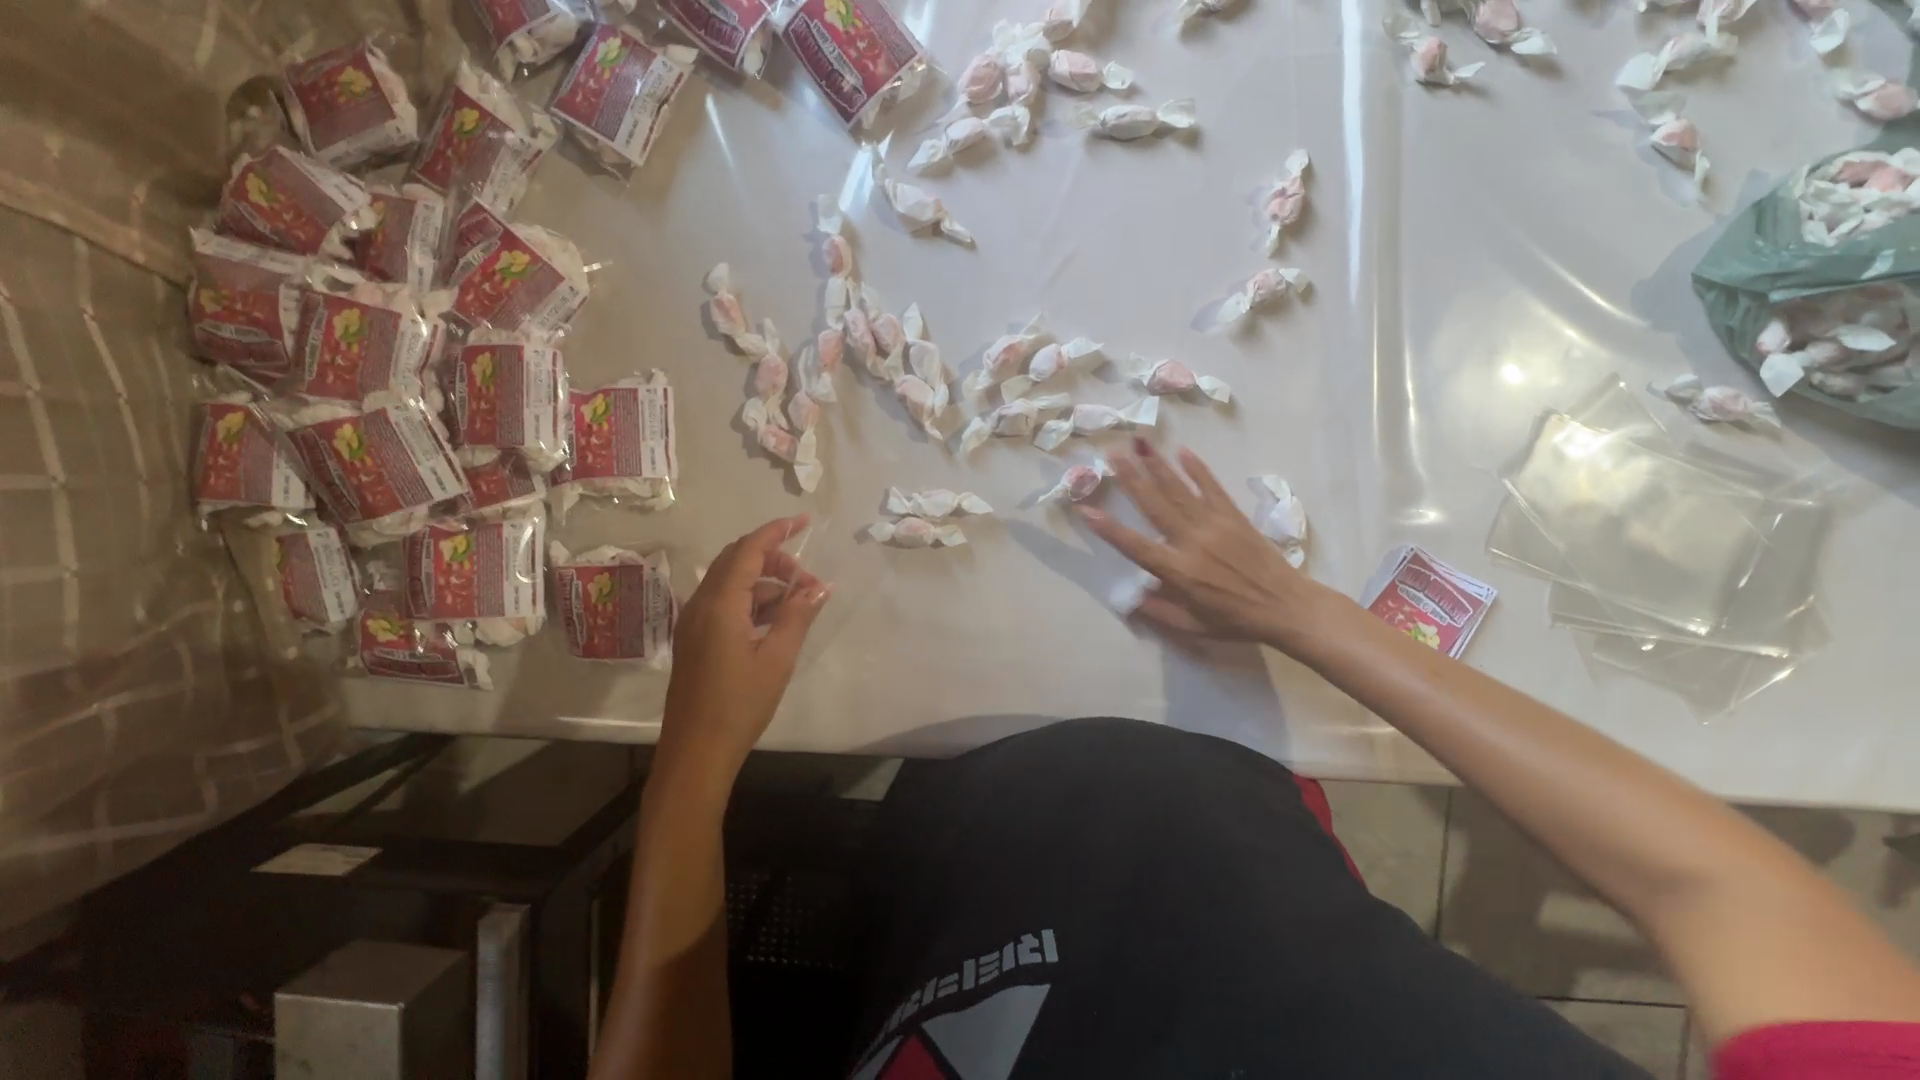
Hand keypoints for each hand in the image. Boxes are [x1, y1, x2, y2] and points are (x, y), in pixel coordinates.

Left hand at [658, 516, 832, 784]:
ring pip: (729, 582)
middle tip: (807, 580)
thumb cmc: (739, 706)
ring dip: (764, 583)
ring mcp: (693, 622)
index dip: (777, 532)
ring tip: (799, 604)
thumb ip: (797, 617)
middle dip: (774, 559)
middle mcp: (700, 604)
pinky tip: (774, 621)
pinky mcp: (694, 640)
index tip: (804, 522)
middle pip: (736, 561)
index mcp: (720, 604)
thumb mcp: (777, 660)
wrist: (695, 751)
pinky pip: (722, 603)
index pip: (748, 550)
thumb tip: (819, 587)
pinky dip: (750, 601)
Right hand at [1080, 440, 1329, 648]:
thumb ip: (1159, 612)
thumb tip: (1130, 598)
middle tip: (1112, 453)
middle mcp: (1194, 543)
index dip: (1110, 529)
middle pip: (1156, 506)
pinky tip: (1181, 452)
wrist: (1287, 607)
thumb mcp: (1193, 627)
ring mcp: (1215, 526)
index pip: (1137, 547)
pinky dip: (1197, 469)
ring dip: (1157, 465)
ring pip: (1179, 490)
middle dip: (1132, 478)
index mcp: (1180, 572)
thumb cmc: (1237, 620)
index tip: (1086, 510)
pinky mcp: (1234, 517)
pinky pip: (1212, 488)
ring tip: (1138, 443)